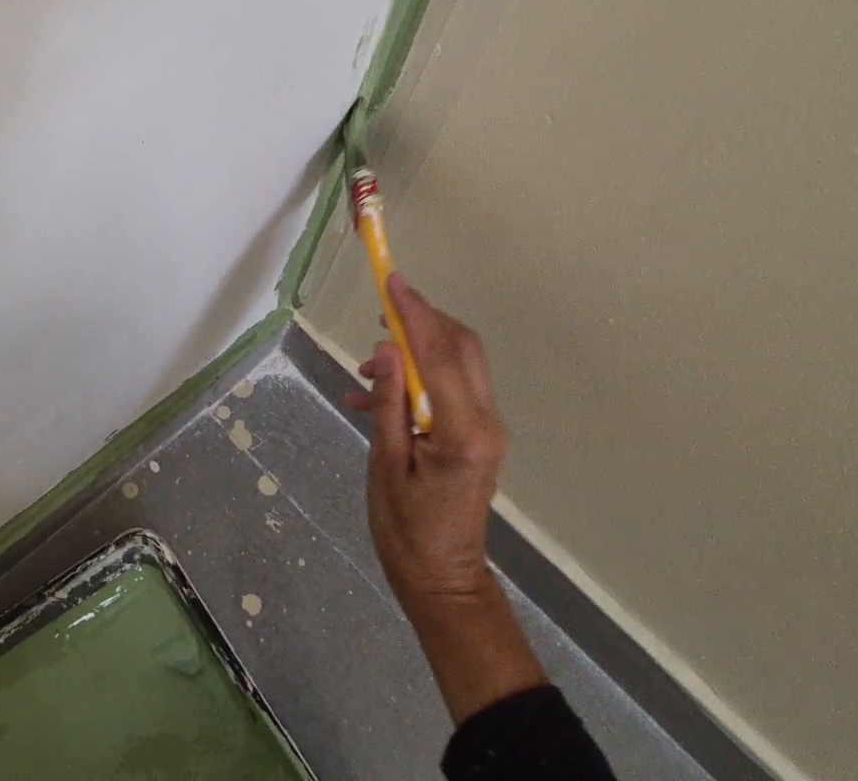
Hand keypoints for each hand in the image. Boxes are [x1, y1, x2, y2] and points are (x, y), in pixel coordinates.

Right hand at [345, 273, 508, 610]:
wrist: (442, 576)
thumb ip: (388, 403)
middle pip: (461, 347)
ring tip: (368, 362)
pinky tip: (375, 394)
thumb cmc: (405, 527)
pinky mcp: (480, 434)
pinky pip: (452, 386)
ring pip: (460, 361)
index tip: (390, 280)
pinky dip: (419, 375)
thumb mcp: (385, 463)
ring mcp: (488, 427)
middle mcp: (486, 421)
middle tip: (382, 307)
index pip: (438, 354)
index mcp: (462, 432)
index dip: (413, 313)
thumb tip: (384, 349)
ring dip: (419, 346)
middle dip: (423, 318)